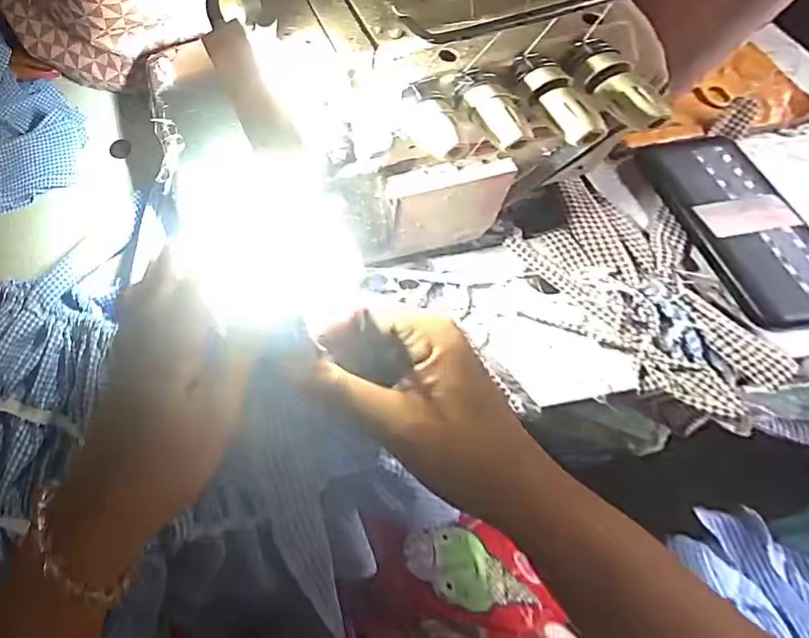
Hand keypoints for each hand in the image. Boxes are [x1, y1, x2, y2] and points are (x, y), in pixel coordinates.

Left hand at [48, 252, 254, 575]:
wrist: (108, 496)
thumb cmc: (172, 456)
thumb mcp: (218, 409)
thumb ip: (239, 351)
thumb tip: (264, 305)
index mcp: (174, 331)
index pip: (201, 276)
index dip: (226, 259)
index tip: (253, 250)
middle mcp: (147, 325)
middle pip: (168, 273)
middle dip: (194, 254)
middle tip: (224, 244)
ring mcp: (129, 341)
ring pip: (148, 287)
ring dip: (171, 267)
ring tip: (194, 253)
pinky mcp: (122, 359)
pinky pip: (136, 307)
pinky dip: (149, 290)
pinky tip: (156, 293)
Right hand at [305, 308, 530, 518]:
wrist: (523, 499)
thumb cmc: (464, 456)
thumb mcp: (395, 422)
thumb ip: (339, 390)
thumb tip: (285, 366)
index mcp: (427, 329)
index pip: (361, 310)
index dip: (324, 331)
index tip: (291, 359)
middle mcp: (428, 332)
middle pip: (364, 329)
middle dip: (332, 354)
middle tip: (298, 381)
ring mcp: (430, 355)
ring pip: (371, 351)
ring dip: (344, 372)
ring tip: (313, 394)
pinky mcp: (428, 379)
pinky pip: (384, 369)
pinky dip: (362, 385)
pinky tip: (342, 405)